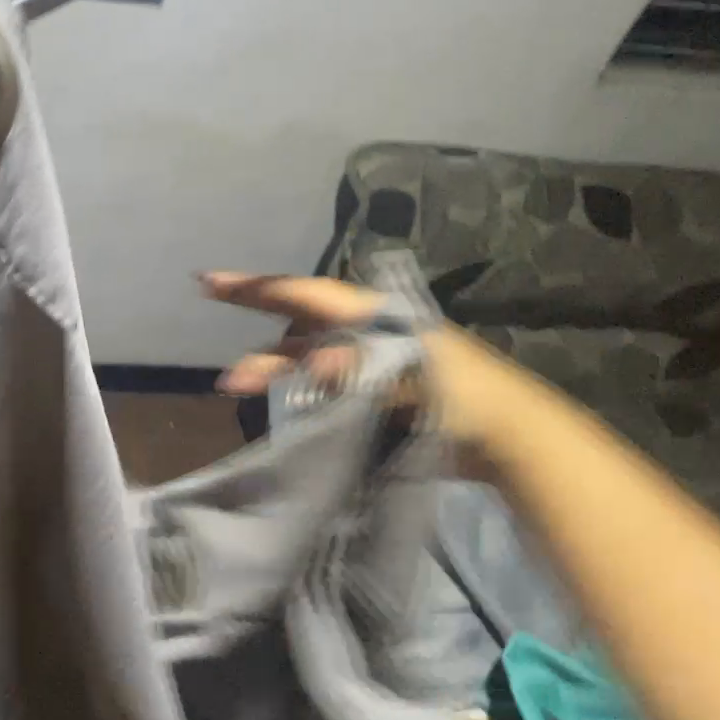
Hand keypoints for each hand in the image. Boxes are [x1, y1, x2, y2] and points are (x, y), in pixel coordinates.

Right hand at [199, 272, 540, 458]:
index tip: (208, 282)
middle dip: (259, 344)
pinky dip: (297, 384)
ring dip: (274, 369)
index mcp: (374, 316)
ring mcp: (370, 360)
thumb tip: (309, 361)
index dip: (254, 288)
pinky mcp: (375, 388)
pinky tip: (282, 398)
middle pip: (297, 326)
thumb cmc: (464, 398)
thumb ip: (356, 366)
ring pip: (306, 355)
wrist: (511, 437)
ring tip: (242, 391)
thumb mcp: (409, 377)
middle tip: (226, 374)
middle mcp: (365, 330)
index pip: (303, 294)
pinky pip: (323, 378)